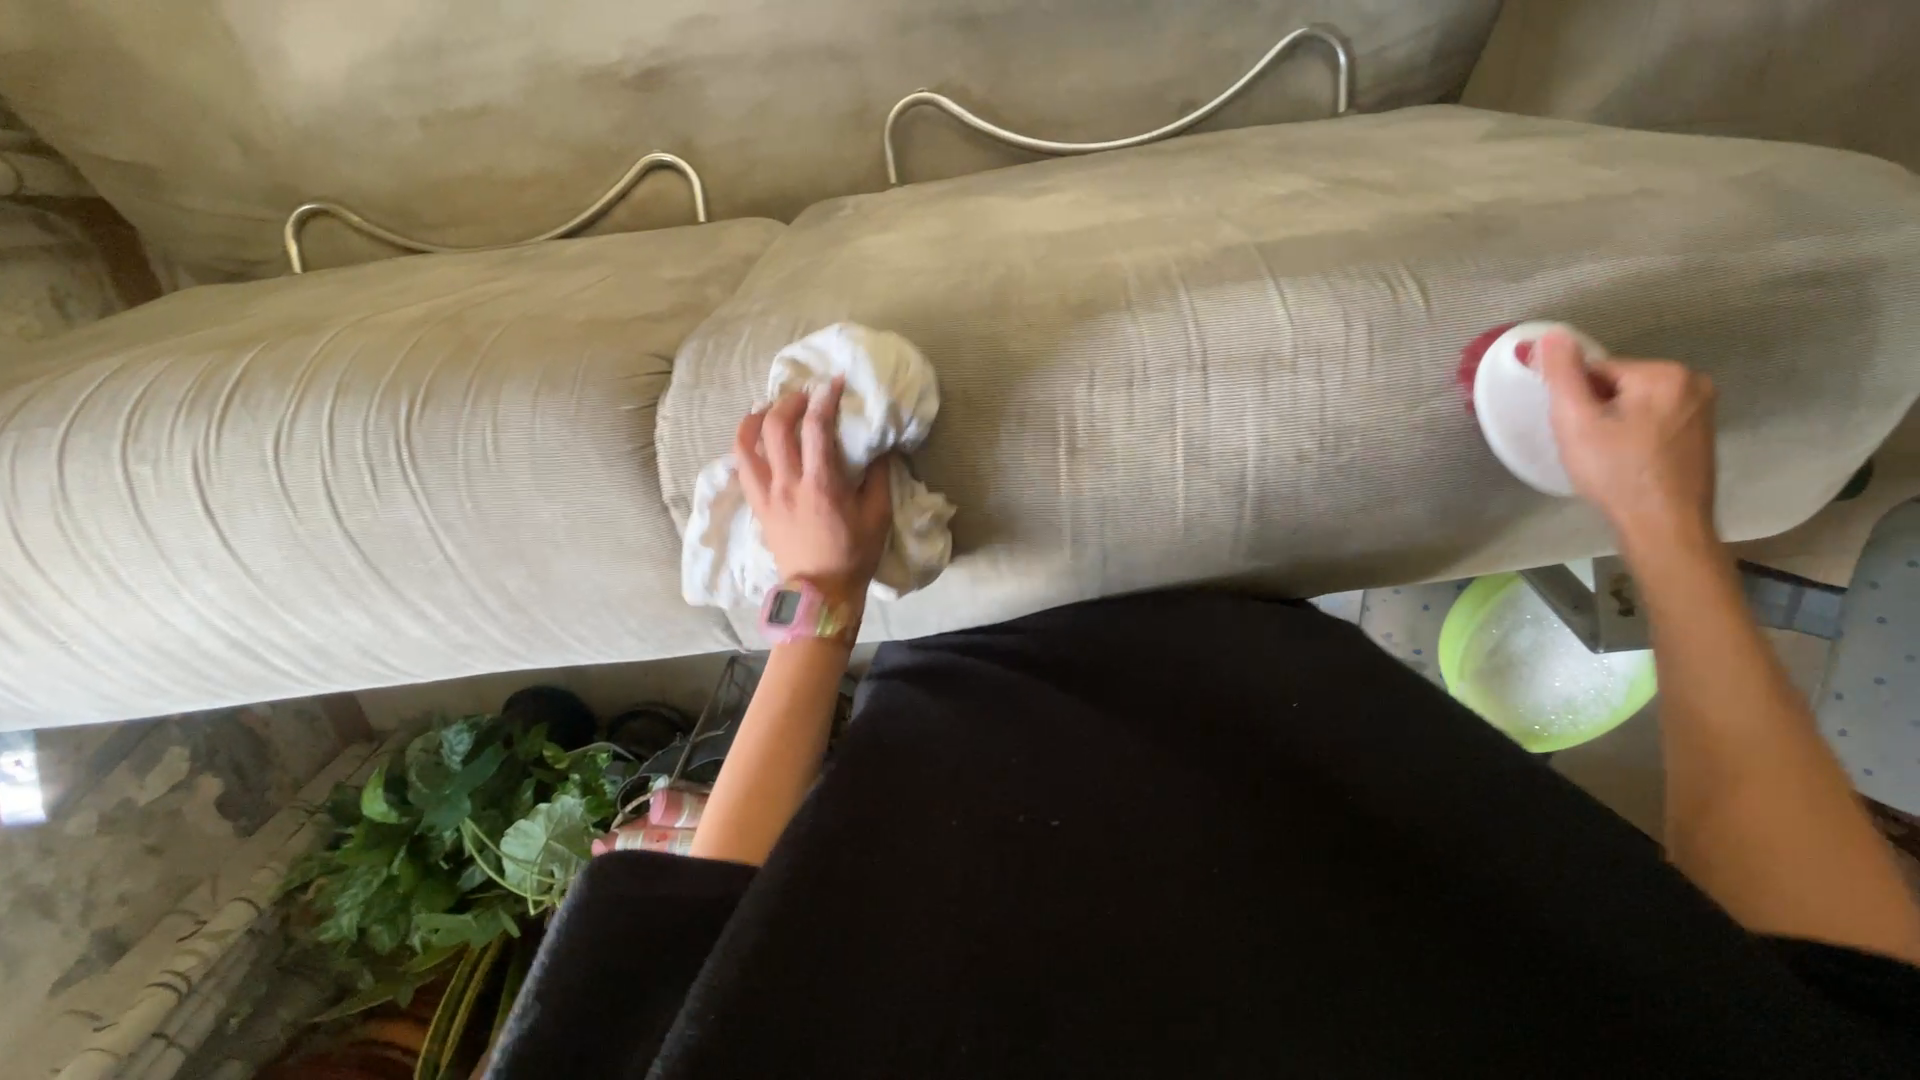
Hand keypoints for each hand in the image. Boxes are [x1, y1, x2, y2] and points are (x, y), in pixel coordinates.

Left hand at [735, 377, 892, 607]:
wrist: (821, 593)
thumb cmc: (853, 556)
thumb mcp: (878, 516)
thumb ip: (879, 478)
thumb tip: (879, 449)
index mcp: (821, 485)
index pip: (817, 428)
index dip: (824, 398)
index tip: (833, 383)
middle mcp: (788, 484)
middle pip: (776, 427)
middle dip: (788, 401)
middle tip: (804, 395)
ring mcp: (767, 496)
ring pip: (747, 445)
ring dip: (756, 419)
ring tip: (769, 409)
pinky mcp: (758, 507)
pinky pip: (743, 469)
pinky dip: (746, 447)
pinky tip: (756, 441)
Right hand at [1538, 331, 1718, 549]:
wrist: (1663, 523)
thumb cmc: (1615, 472)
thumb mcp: (1575, 421)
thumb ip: (1562, 374)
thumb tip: (1551, 335)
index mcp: (1664, 373)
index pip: (1598, 369)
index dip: (1577, 399)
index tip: (1575, 430)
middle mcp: (1693, 382)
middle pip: (1619, 384)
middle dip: (1596, 409)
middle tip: (1588, 445)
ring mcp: (1703, 408)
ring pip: (1635, 403)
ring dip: (1613, 422)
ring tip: (1605, 455)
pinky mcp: (1701, 432)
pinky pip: (1653, 419)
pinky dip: (1633, 434)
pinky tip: (1626, 460)